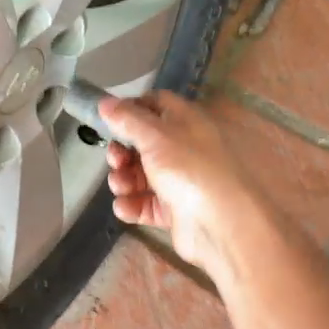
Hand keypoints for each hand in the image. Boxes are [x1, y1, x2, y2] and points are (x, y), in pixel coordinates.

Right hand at [101, 92, 270, 280]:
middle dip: (122, 151)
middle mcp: (185, 147)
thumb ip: (127, 119)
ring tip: (121, 187)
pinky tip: (125, 208)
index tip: (108, 120)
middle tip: (114, 160)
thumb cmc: (189, 169)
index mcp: (186, 121)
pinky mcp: (176, 210)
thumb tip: (104, 102)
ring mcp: (181, 180)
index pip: (155, 104)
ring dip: (124, 179)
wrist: (223, 225)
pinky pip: (147, 203)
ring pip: (142, 174)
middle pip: (144, 142)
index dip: (130, 109)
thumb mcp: (155, 136)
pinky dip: (133, 205)